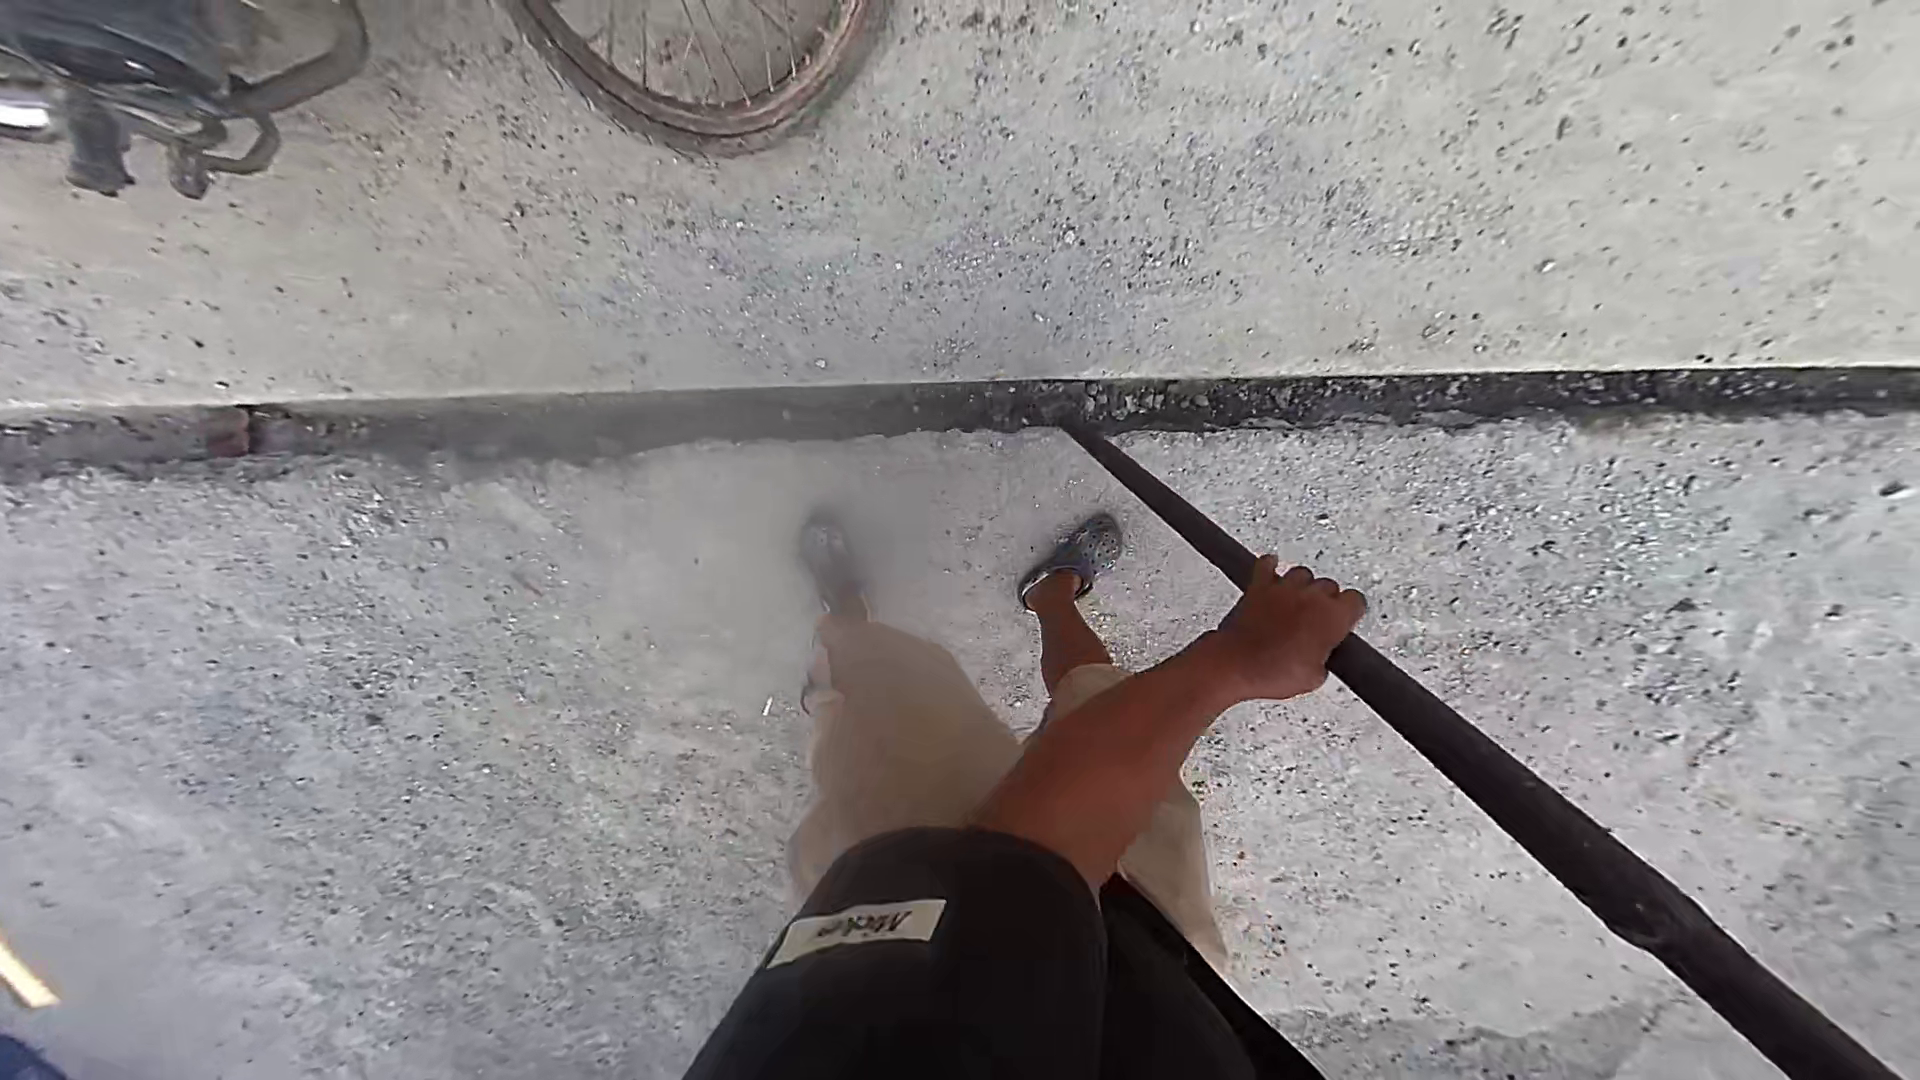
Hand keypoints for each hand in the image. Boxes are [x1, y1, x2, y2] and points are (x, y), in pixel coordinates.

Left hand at [1194, 554, 1366, 703]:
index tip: (1345, 617)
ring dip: (1300, 585)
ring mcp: (1284, 588)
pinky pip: (1265, 564)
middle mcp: (1311, 596)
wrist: (1237, 664)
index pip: (1355, 600)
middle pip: (1328, 585)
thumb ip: (1324, 655)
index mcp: (1333, 617)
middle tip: (1316, 617)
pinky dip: (1269, 564)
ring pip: (1301, 573)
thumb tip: (1317, 654)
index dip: (1349, 610)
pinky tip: (1271, 566)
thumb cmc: (1274, 671)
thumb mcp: (1314, 676)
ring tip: (1295, 601)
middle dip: (1324, 599)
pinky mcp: (1258, 586)